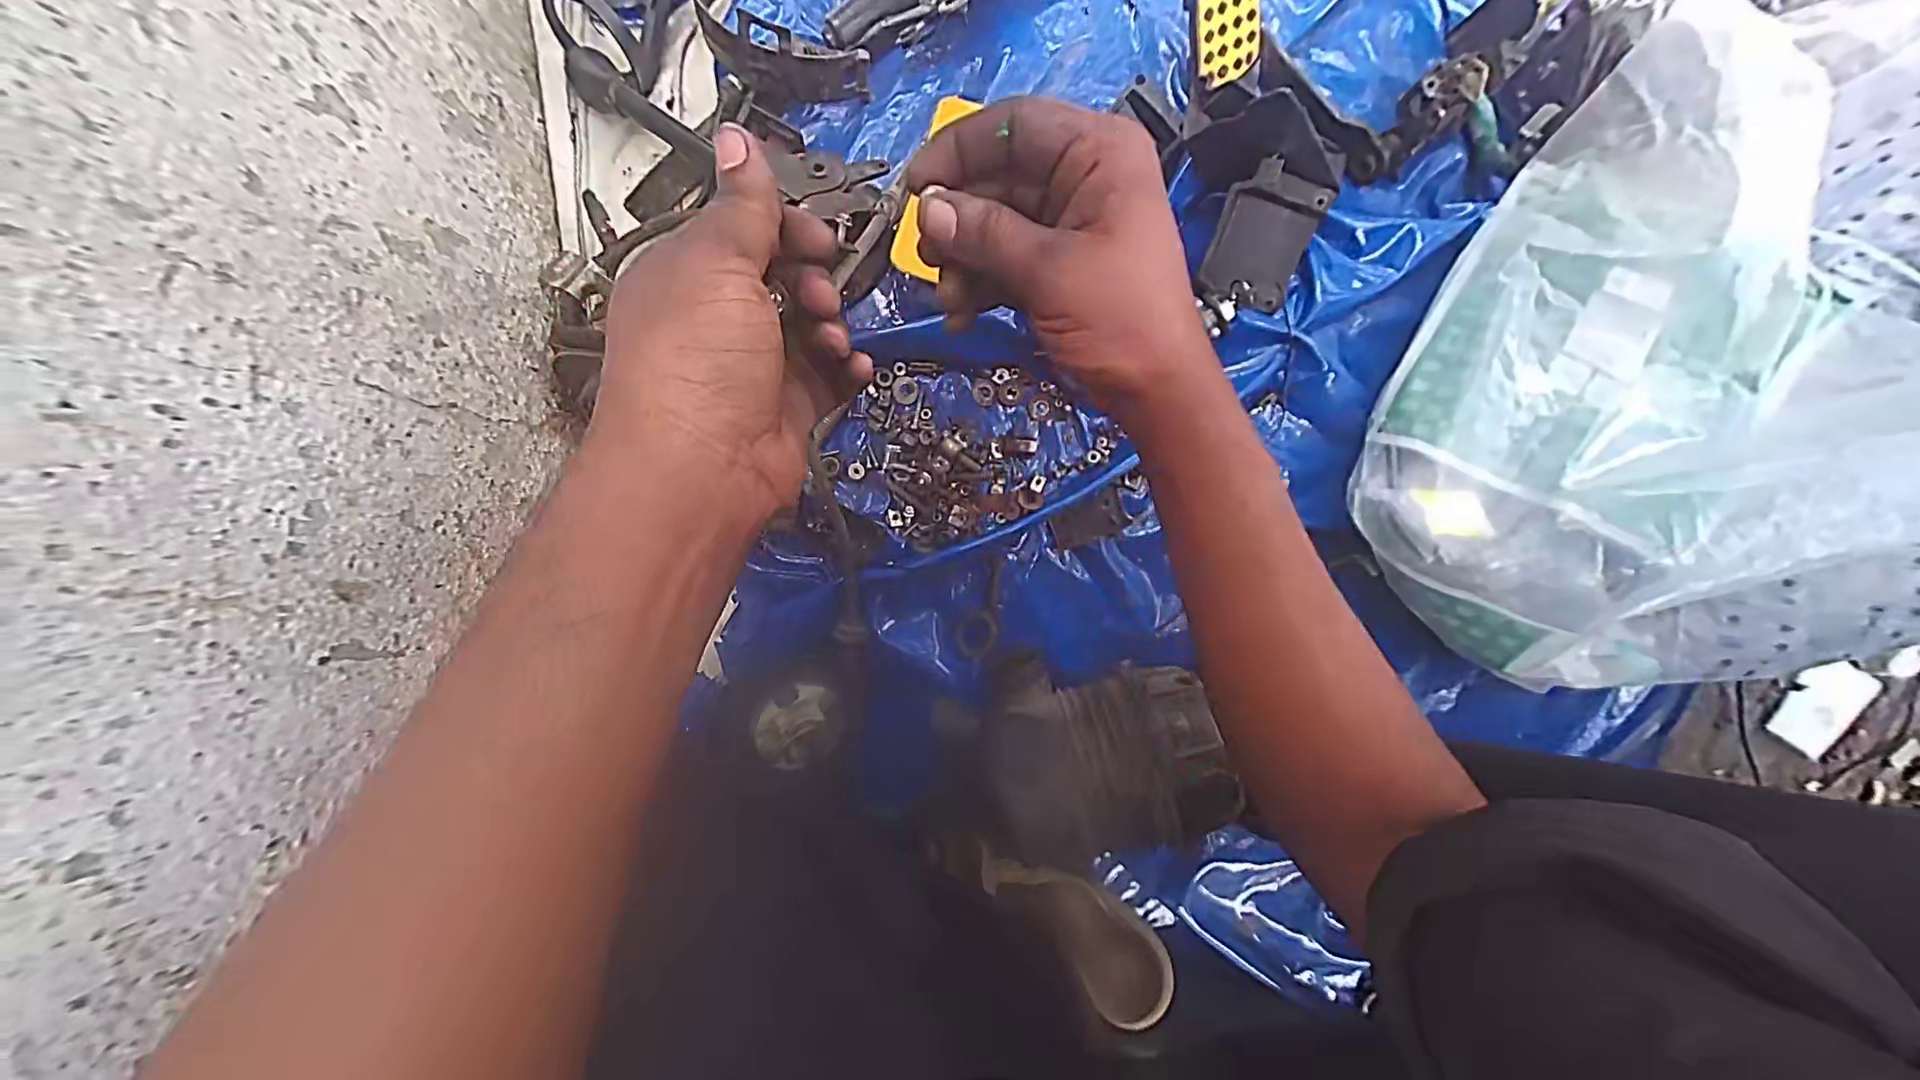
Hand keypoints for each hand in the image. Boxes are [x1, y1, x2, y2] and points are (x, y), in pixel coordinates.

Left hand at [589, 124, 871, 523]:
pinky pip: (831, 375)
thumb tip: (737, 141)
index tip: (816, 234)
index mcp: (688, 274)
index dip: (784, 226)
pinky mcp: (791, 405)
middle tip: (819, 291)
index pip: (743, 231)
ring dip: (834, 323)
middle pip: (786, 278)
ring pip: (815, 325)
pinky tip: (854, 366)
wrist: (703, 467)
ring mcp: (758, 365)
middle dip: (815, 277)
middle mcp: (721, 318)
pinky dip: (849, 366)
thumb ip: (741, 207)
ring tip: (831, 338)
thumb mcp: (715, 264)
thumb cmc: (692, 364)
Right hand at [905, 97, 1215, 421]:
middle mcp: (1081, 181)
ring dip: (963, 262)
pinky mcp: (1054, 268)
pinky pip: (1002, 262)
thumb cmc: (1125, 321)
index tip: (917, 185)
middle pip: (997, 180)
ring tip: (950, 296)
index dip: (958, 150)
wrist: (1153, 390)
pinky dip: (978, 285)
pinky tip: (961, 312)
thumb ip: (985, 234)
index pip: (1014, 125)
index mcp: (1099, 154)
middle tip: (927, 254)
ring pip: (993, 226)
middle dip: (958, 222)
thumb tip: (930, 208)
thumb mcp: (1049, 270)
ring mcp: (1066, 227)